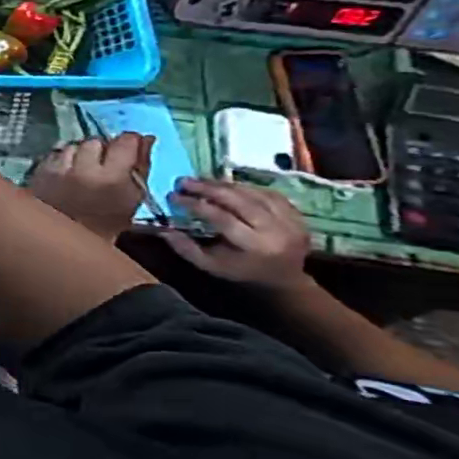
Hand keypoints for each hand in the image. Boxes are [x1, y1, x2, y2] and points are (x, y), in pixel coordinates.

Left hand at [26, 133, 152, 240]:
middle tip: (103, 164)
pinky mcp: (39, 171)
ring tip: (82, 170)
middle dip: (101, 150)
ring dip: (79, 154)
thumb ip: (141, 166)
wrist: (65, 238)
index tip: (129, 148)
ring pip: (72, 146)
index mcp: (112, 177)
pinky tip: (66, 174)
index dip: (129, 142)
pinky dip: (62, 160)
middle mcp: (82, 169)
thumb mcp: (133, 197)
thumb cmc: (106, 221)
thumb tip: (146, 138)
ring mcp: (57, 169)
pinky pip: (54, 154)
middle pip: (96, 142)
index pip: (124, 141)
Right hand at [160, 178, 310, 289]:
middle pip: (239, 201)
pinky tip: (228, 185)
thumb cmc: (242, 272)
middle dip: (208, 188)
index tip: (173, 196)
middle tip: (184, 181)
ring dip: (225, 184)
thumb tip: (162, 228)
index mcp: (254, 246)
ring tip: (202, 181)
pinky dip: (245, 187)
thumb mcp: (210, 265)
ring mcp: (290, 220)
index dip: (195, 204)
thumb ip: (185, 248)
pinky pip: (268, 193)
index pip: (221, 218)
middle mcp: (275, 230)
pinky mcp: (297, 213)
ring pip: (253, 193)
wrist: (286, 278)